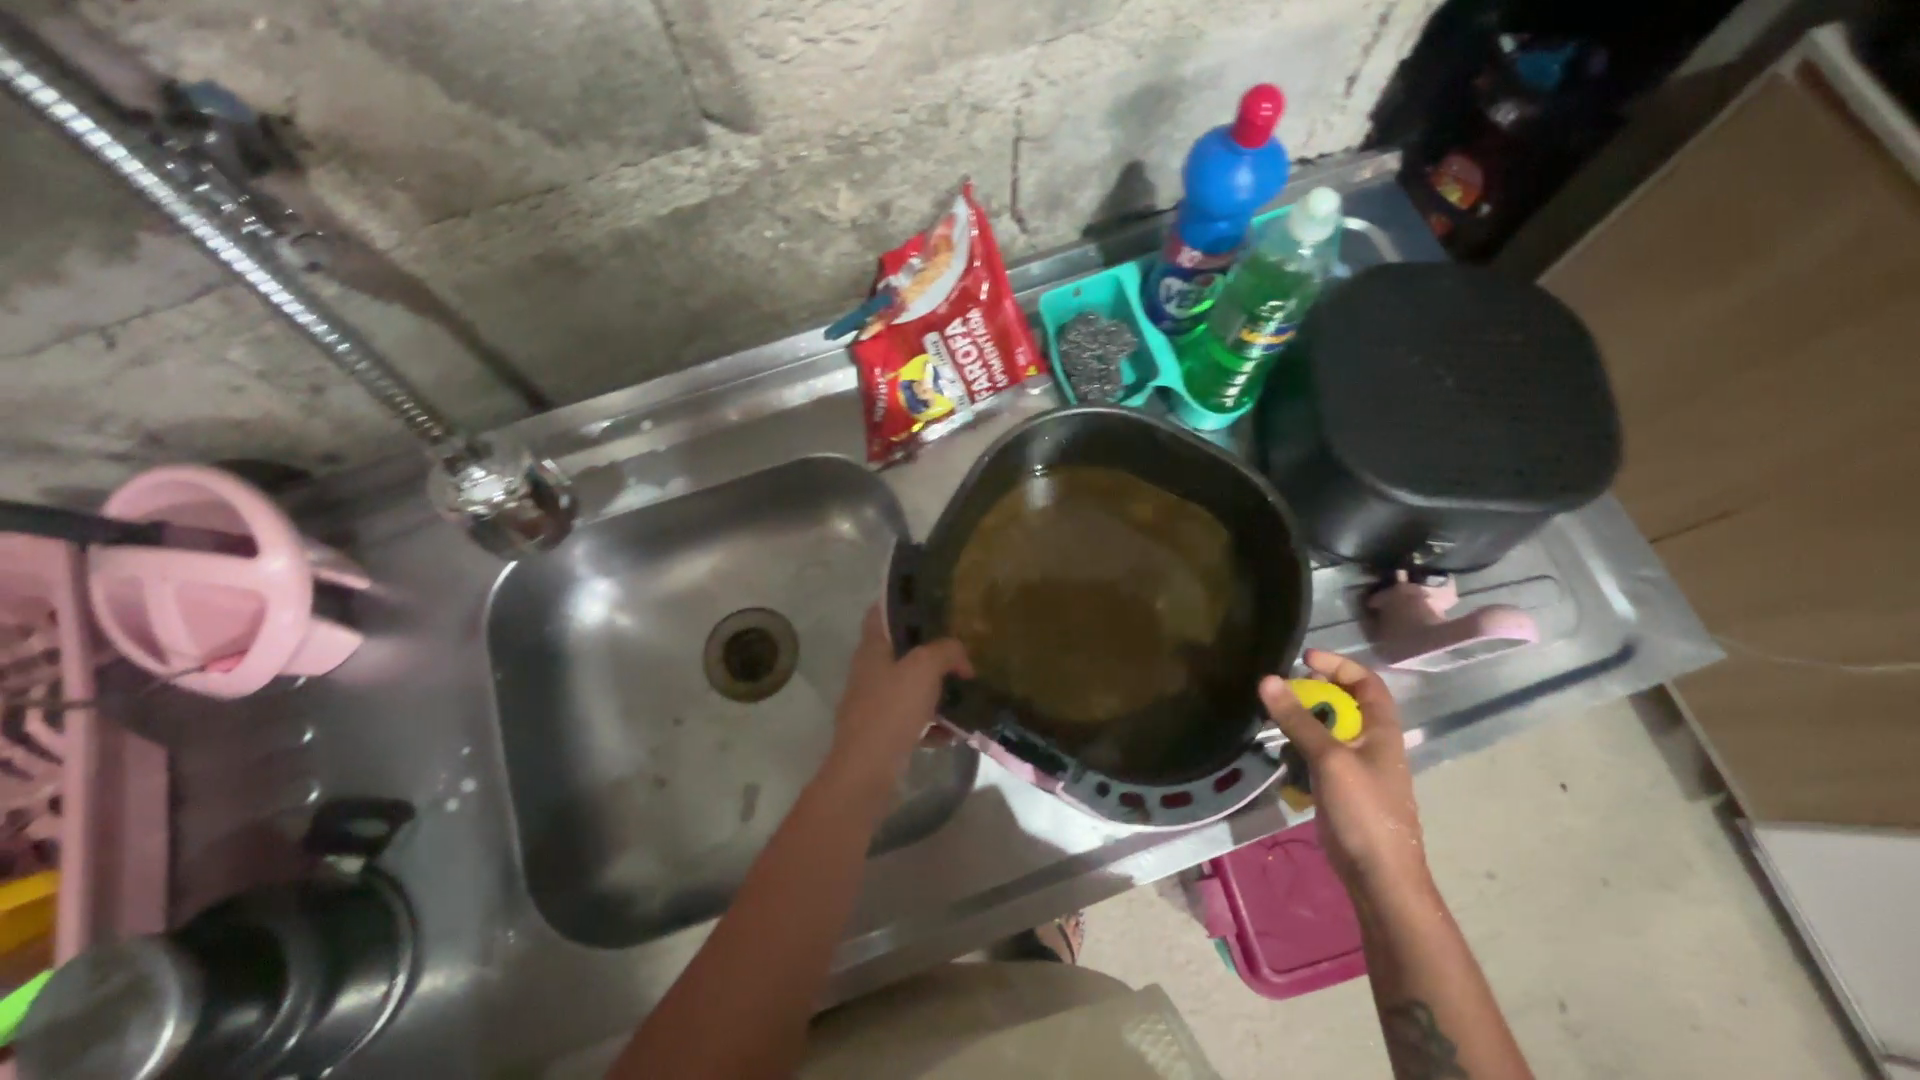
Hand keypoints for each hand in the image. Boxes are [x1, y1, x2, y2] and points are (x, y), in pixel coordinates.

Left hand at [826, 606, 971, 793]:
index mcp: (872, 650)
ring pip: (911, 688)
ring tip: (967, 693)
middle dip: (932, 652)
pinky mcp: (884, 733)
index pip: (880, 613)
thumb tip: (962, 658)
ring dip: (937, 691)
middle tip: (962, 650)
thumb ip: (946, 651)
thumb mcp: (923, 668)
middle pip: (902, 652)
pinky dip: (933, 724)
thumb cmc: (891, 710)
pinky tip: (955, 732)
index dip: (901, 603)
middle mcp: (870, 673)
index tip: (930, 601)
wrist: (867, 771)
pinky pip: (914, 721)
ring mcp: (875, 705)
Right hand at [1262, 649, 1429, 897]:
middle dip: (1313, 695)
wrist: (1378, 875)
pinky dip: (1299, 752)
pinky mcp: (1340, 791)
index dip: (1338, 665)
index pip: (1366, 682)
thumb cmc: (1364, 811)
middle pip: (1344, 705)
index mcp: (1382, 730)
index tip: (1304, 660)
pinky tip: (1281, 759)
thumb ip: (1299, 720)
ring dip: (1302, 724)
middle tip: (1282, 693)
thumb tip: (1268, 679)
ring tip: (1274, 723)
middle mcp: (1372, 744)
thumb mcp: (1330, 759)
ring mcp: (1357, 769)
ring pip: (1327, 733)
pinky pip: (1317, 759)